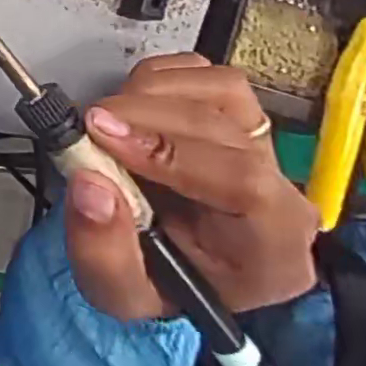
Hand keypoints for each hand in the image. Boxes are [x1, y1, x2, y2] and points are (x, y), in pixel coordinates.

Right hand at [65, 53, 319, 318]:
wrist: (157, 260)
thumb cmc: (150, 280)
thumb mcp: (116, 293)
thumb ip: (101, 251)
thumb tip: (89, 184)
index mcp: (271, 251)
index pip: (245, 185)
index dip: (169, 152)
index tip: (104, 136)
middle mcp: (279, 194)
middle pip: (222, 129)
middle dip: (141, 118)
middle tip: (86, 128)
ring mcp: (259, 147)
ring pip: (218, 91)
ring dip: (149, 94)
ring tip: (108, 122)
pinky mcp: (232, 113)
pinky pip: (203, 72)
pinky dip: (156, 78)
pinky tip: (131, 107)